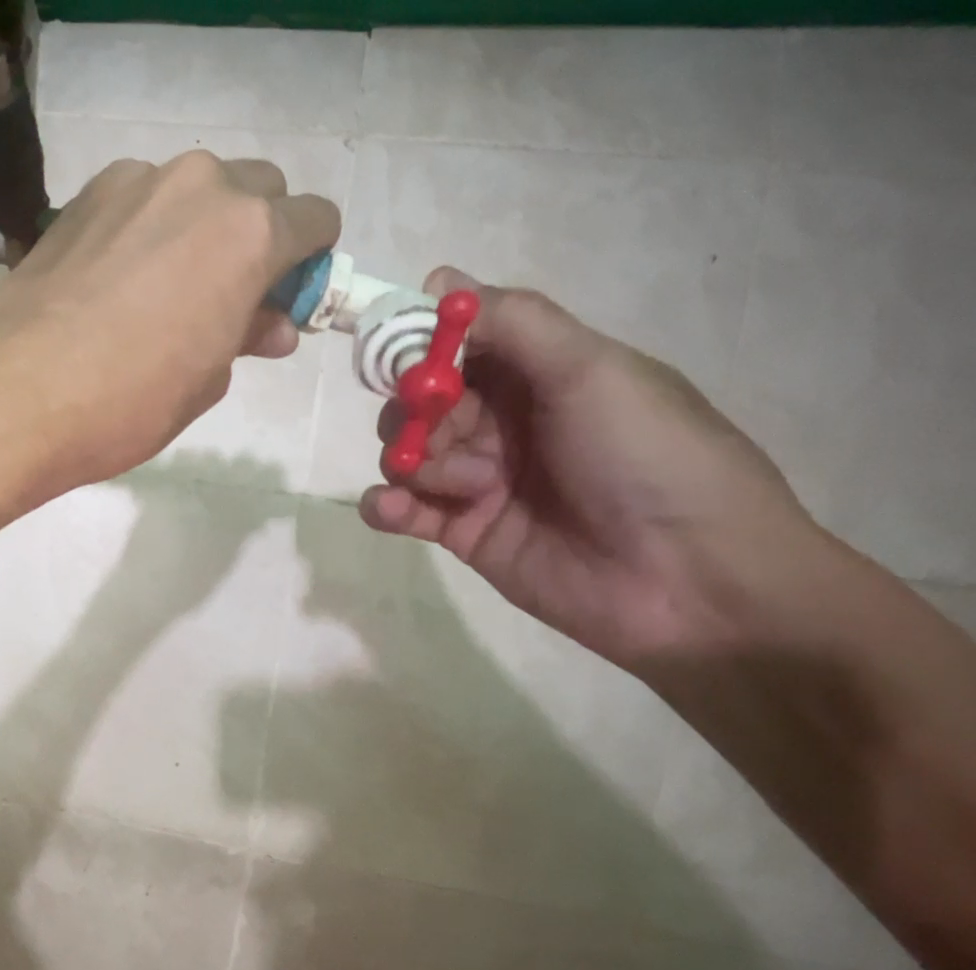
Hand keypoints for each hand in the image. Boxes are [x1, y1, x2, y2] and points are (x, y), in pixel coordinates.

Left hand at [0, 152, 341, 512]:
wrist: (13, 394)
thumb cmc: (127, 401)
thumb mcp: (207, 380)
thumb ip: (246, 335)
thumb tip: (269, 324)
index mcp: (249, 231)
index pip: (314, 219)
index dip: (307, 262)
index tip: (282, 300)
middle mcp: (197, 185)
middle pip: (255, 190)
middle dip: (254, 234)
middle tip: (225, 296)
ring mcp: (132, 182)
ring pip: (191, 190)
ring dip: (195, 226)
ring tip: (160, 290)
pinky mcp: (79, 197)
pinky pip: (136, 200)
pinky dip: (142, 227)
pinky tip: (112, 281)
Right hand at [361, 267, 822, 666]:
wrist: (693, 579)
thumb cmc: (649, 458)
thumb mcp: (591, 369)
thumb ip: (512, 321)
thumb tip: (434, 280)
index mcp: (542, 372)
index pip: (458, 342)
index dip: (419, 344)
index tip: (398, 357)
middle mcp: (506, 419)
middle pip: (421, 399)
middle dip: (414, 410)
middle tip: (429, 428)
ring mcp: (483, 478)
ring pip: (408, 452)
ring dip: (412, 460)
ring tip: (455, 486)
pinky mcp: (465, 532)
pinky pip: (404, 509)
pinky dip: (386, 505)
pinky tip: (393, 509)